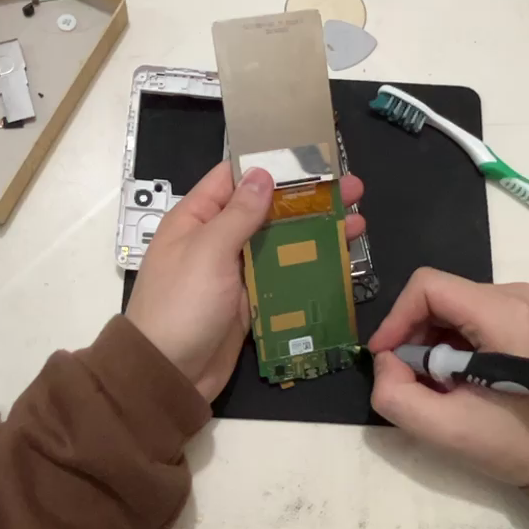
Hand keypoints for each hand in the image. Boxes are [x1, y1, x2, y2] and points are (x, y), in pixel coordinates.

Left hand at [128, 162, 365, 400]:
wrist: (169, 374)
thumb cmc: (181, 305)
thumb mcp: (207, 252)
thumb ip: (238, 214)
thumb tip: (262, 174)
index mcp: (196, 218)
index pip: (234, 178)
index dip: (272, 165)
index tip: (312, 155)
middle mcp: (216, 239)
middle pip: (266, 209)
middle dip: (308, 198)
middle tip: (354, 189)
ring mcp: (235, 271)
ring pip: (280, 242)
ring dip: (317, 231)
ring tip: (359, 222)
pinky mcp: (251, 300)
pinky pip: (283, 275)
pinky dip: (309, 266)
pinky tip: (341, 259)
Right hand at [367, 268, 528, 486]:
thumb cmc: (518, 442)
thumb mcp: (447, 430)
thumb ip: (396, 395)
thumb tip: (384, 361)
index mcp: (503, 313)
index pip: (427, 287)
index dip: (396, 319)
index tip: (384, 357)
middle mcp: (514, 295)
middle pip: (438, 296)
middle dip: (414, 336)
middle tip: (413, 379)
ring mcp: (522, 302)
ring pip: (449, 305)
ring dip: (430, 342)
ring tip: (437, 383)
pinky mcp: (522, 314)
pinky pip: (467, 315)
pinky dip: (449, 343)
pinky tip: (456, 376)